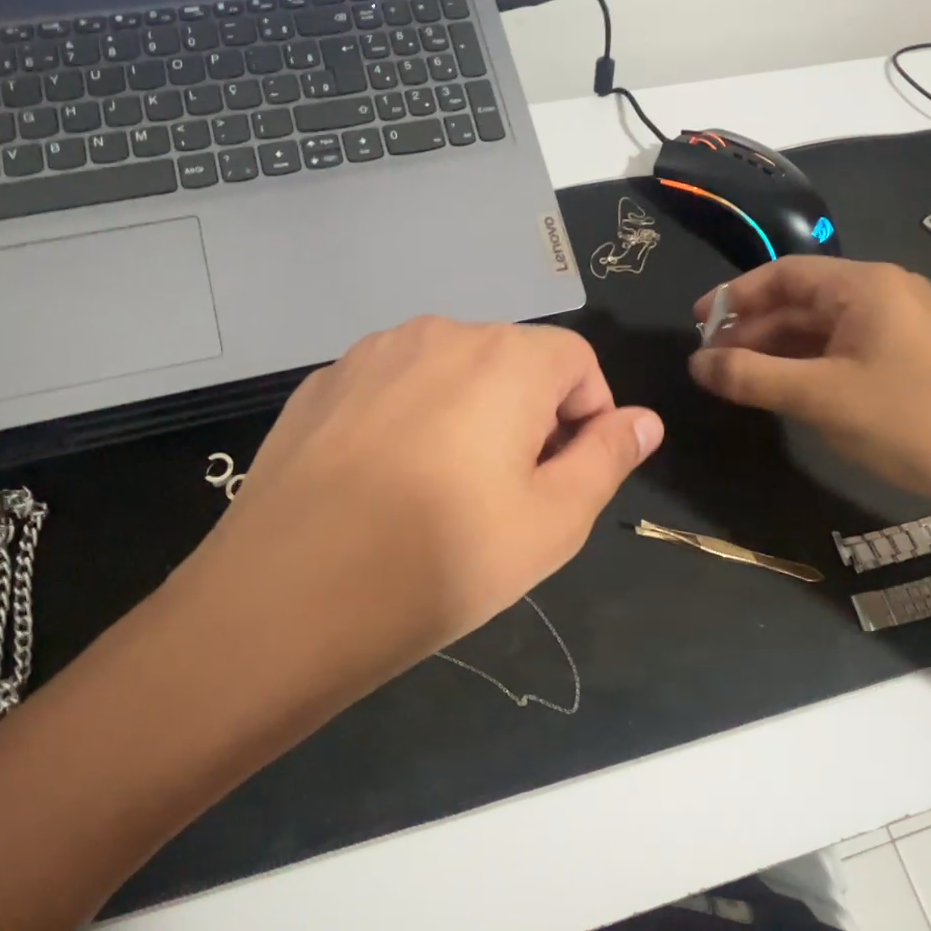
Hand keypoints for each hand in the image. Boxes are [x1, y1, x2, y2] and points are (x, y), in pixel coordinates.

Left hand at [187, 317, 662, 669]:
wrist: (288, 596)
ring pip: (446, 374)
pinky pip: (389, 391)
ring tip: (441, 495)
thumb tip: (642, 419)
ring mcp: (368, 356)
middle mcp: (437, 333)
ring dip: (466, 417)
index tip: (565, 480)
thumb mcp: (554, 523)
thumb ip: (607, 458)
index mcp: (505, 356)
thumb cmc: (442, 560)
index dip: (587, 418)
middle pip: (510, 362)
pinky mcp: (318, 386)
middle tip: (506, 498)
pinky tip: (381, 488)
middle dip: (528, 417)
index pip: (576, 361)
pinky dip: (406, 423)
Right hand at [690, 258, 930, 504]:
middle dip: (753, 328)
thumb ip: (750, 377)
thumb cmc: (905, 421)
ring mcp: (903, 324)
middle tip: (711, 362)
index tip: (696, 326)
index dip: (735, 297)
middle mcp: (886, 292)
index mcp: (865, 285)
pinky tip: (785, 388)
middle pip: (802, 299)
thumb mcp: (817, 398)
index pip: (784, 274)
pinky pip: (845, 347)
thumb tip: (695, 365)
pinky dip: (808, 363)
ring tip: (738, 379)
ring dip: (778, 349)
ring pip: (823, 326)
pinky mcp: (912, 355)